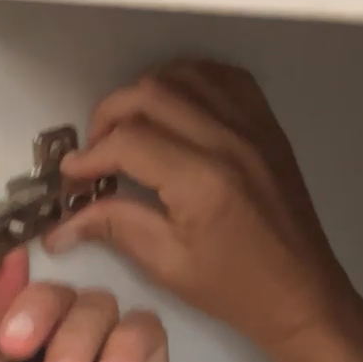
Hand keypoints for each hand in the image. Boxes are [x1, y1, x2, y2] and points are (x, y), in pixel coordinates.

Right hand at [47, 59, 357, 353]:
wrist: (301, 287)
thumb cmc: (235, 286)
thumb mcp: (168, 265)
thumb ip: (116, 226)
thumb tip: (61, 220)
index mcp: (202, 180)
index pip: (129, 141)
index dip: (90, 156)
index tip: (72, 176)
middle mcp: (228, 139)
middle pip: (152, 92)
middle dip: (110, 114)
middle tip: (97, 148)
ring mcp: (253, 124)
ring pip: (186, 74)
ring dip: (148, 90)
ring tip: (132, 125)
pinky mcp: (267, 122)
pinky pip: (226, 76)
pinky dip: (193, 79)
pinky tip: (176, 104)